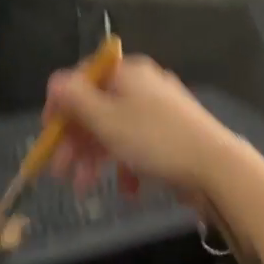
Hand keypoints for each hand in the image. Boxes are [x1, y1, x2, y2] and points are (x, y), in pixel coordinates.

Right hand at [42, 54, 240, 197]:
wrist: (216, 167)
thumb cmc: (155, 139)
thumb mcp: (107, 120)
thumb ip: (76, 99)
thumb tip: (54, 81)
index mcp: (127, 73)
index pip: (83, 79)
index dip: (62, 105)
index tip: (48, 133)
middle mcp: (142, 86)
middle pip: (97, 108)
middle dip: (76, 141)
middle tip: (60, 173)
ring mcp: (159, 112)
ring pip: (116, 130)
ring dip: (96, 159)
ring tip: (85, 189)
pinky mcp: (171, 137)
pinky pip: (138, 146)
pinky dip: (127, 166)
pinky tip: (128, 190)